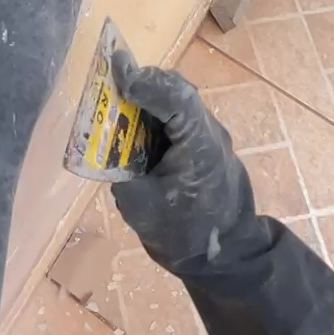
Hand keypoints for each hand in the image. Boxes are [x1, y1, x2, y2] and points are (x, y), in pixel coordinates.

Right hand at [109, 47, 256, 267]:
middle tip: (113, 80)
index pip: (177, 100)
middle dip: (145, 81)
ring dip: (149, 92)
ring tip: (119, 96)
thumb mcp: (142, 209)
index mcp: (200, 147)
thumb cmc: (185, 236)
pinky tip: (134, 119)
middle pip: (179, 89)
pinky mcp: (202, 142)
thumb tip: (105, 147)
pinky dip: (154, 108)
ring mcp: (209, 135)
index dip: (147, 83)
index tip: (119, 77)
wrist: (228, 257)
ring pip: (179, 97)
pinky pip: (177, 113)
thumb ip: (120, 173)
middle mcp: (209, 132)